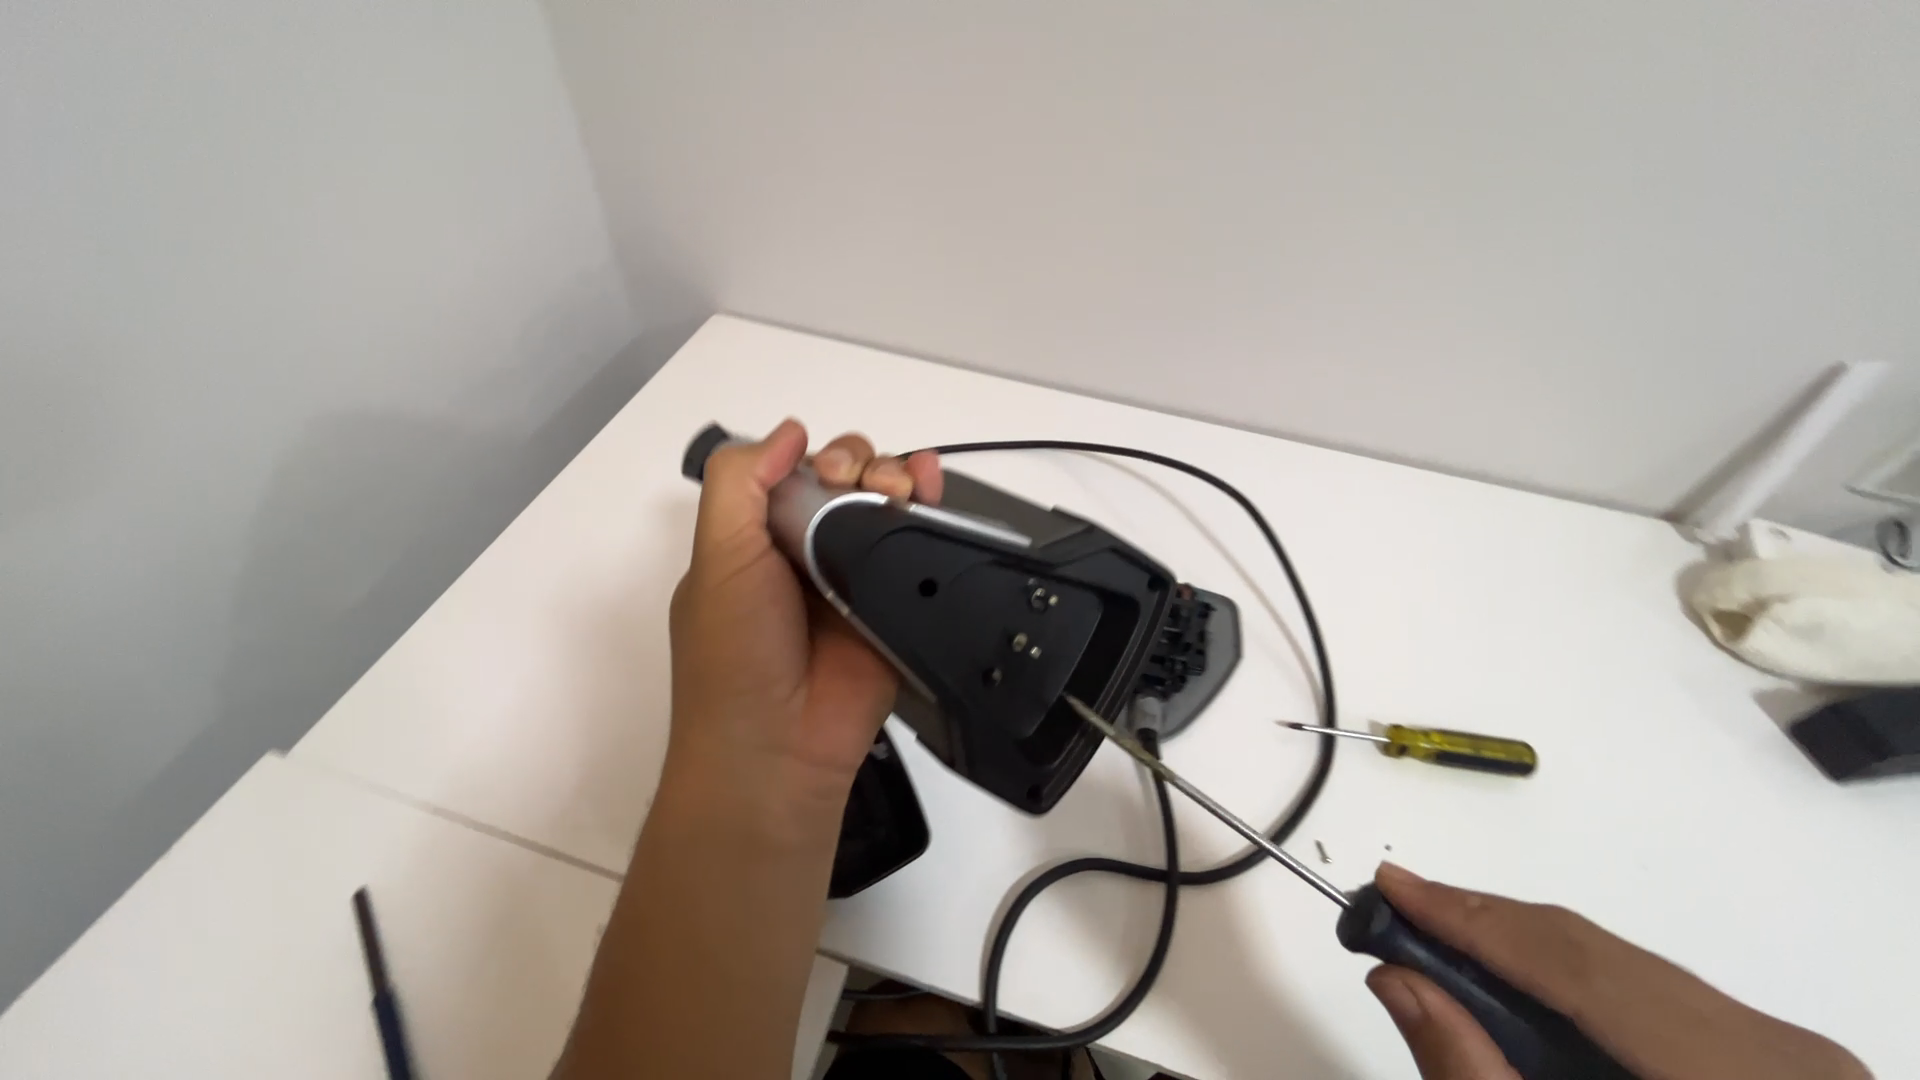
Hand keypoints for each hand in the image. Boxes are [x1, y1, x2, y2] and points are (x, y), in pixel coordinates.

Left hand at [665, 420, 943, 825]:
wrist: (781, 745)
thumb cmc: (735, 649)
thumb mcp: (716, 557)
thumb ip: (738, 484)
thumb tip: (790, 430)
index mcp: (759, 538)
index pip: (795, 473)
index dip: (816, 456)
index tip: (829, 469)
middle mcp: (808, 551)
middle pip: (845, 481)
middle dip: (860, 462)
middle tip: (863, 483)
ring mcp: (857, 576)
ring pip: (885, 505)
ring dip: (897, 475)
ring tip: (904, 484)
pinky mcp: (897, 601)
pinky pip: (917, 546)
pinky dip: (929, 507)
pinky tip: (933, 484)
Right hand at [1366, 864, 1869, 1079]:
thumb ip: (1473, 1072)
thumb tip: (1394, 978)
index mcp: (1735, 1078)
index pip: (1577, 969)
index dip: (1475, 922)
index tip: (1391, 884)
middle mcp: (1777, 1049)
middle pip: (1592, 952)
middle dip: (1482, 921)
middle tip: (1393, 897)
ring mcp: (1782, 1047)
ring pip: (1613, 960)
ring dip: (1514, 939)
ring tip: (1431, 926)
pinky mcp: (1767, 1051)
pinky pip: (1640, 984)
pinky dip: (1561, 969)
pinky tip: (1506, 967)